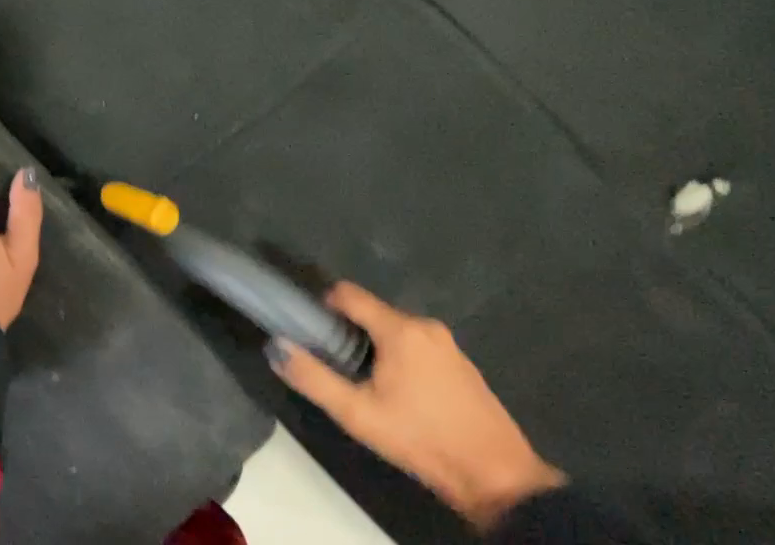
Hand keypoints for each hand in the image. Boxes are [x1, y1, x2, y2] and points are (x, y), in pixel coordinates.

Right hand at [270, 283, 567, 530]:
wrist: (499, 481)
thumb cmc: (422, 441)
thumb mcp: (358, 414)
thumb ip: (312, 377)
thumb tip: (275, 346)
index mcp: (400, 330)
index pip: (348, 294)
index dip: (322, 306)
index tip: (310, 330)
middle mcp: (426, 327)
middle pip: (371, 313)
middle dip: (348, 332)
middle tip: (336, 366)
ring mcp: (449, 346)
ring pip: (394, 331)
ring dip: (374, 348)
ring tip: (364, 384)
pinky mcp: (463, 366)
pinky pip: (417, 348)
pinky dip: (400, 360)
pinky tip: (398, 395)